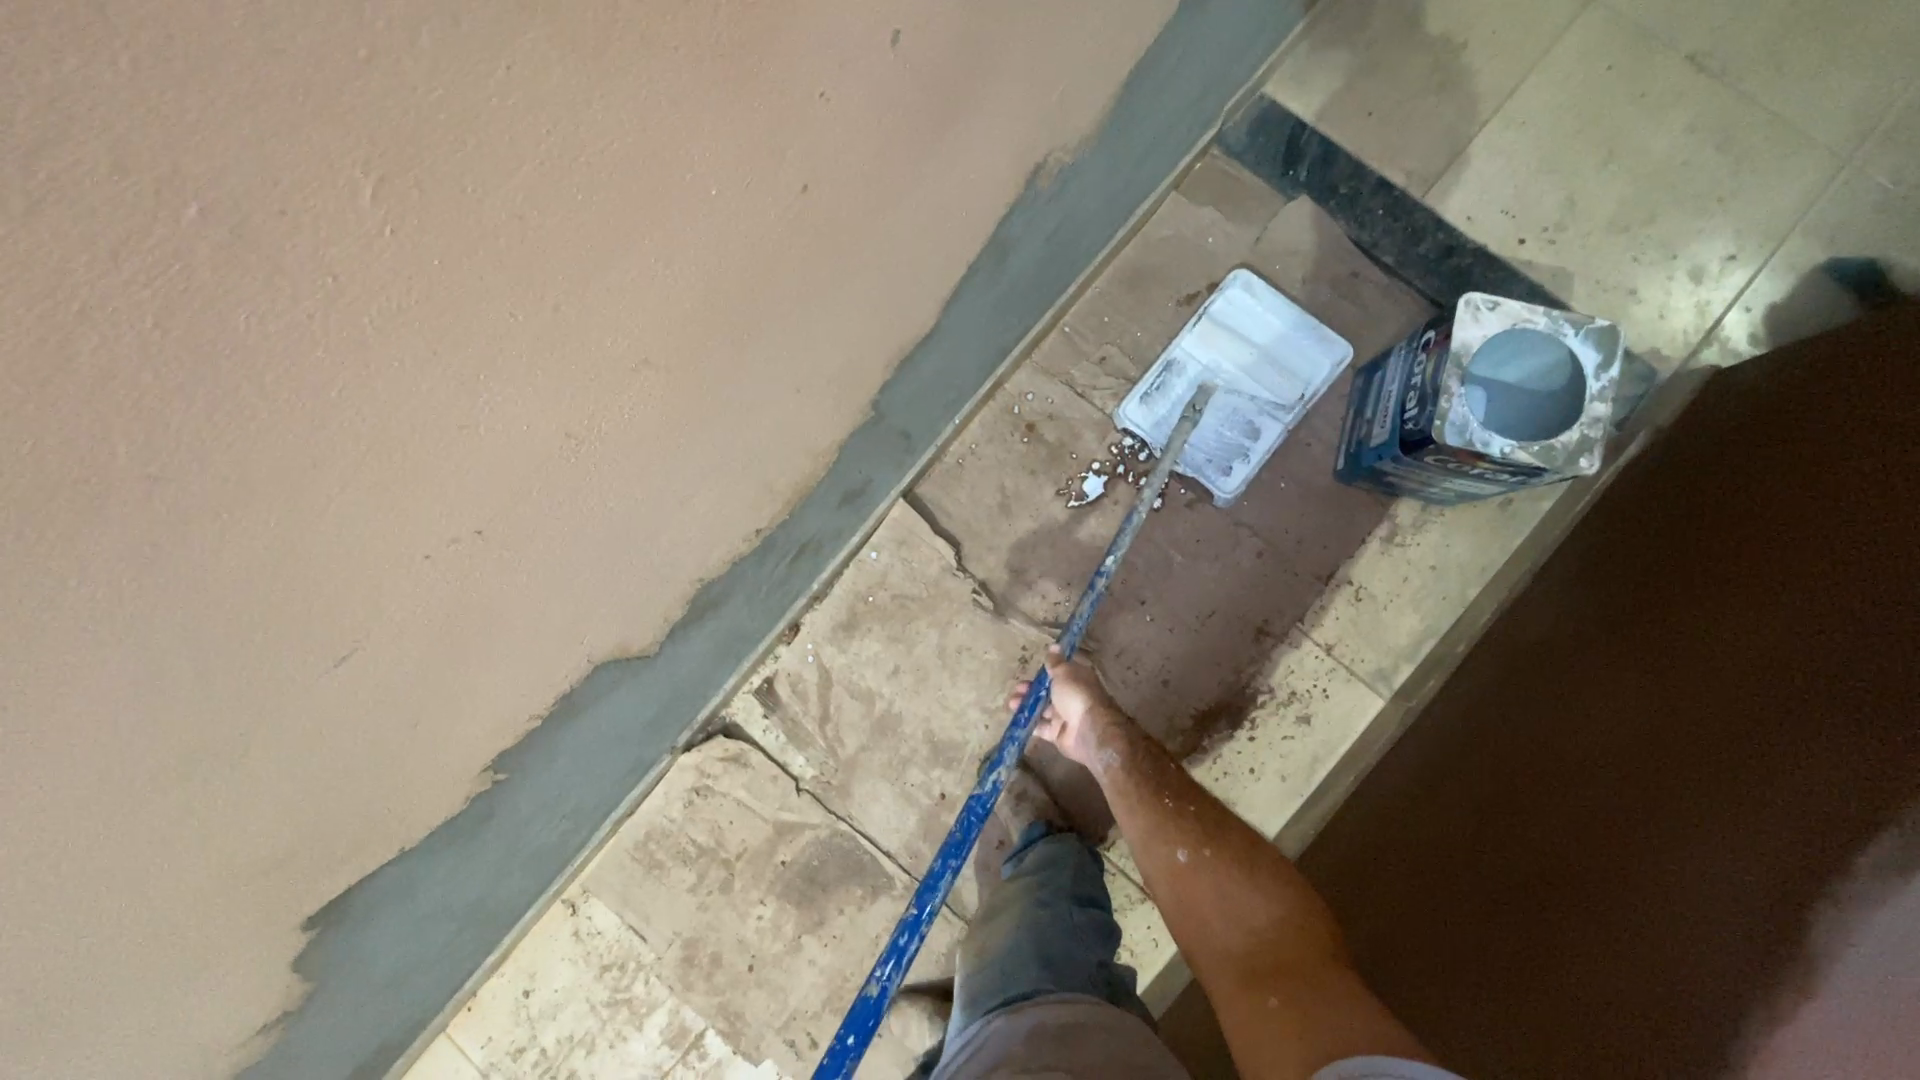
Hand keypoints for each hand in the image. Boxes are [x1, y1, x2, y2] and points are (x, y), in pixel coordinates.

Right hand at [1007, 645, 1128, 772]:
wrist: (1088, 729)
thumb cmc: (1076, 694)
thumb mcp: (1064, 672)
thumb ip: (1056, 662)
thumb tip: (1054, 645)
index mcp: (1077, 679)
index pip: (1060, 672)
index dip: (1046, 670)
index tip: (1032, 669)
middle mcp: (1072, 696)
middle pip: (1048, 691)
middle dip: (1031, 689)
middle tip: (1017, 688)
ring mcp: (1065, 716)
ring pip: (1042, 708)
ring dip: (1026, 704)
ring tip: (1012, 703)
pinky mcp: (1057, 733)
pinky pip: (1040, 727)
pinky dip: (1029, 722)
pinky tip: (1017, 718)